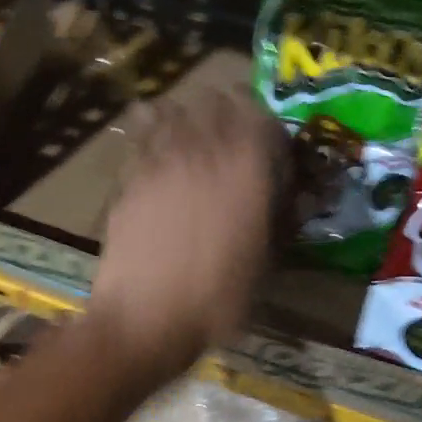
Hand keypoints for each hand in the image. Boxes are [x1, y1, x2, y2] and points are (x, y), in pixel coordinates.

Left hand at [87, 89, 285, 383]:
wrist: (142, 320)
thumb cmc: (213, 302)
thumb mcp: (263, 266)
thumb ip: (280, 222)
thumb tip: (293, 201)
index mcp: (248, 166)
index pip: (264, 117)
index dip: (269, 134)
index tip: (272, 157)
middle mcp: (204, 147)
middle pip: (219, 102)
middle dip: (229, 118)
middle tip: (233, 147)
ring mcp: (159, 157)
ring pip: (177, 110)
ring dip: (189, 121)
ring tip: (193, 147)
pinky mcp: (127, 176)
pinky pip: (141, 135)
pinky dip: (152, 135)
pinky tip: (158, 158)